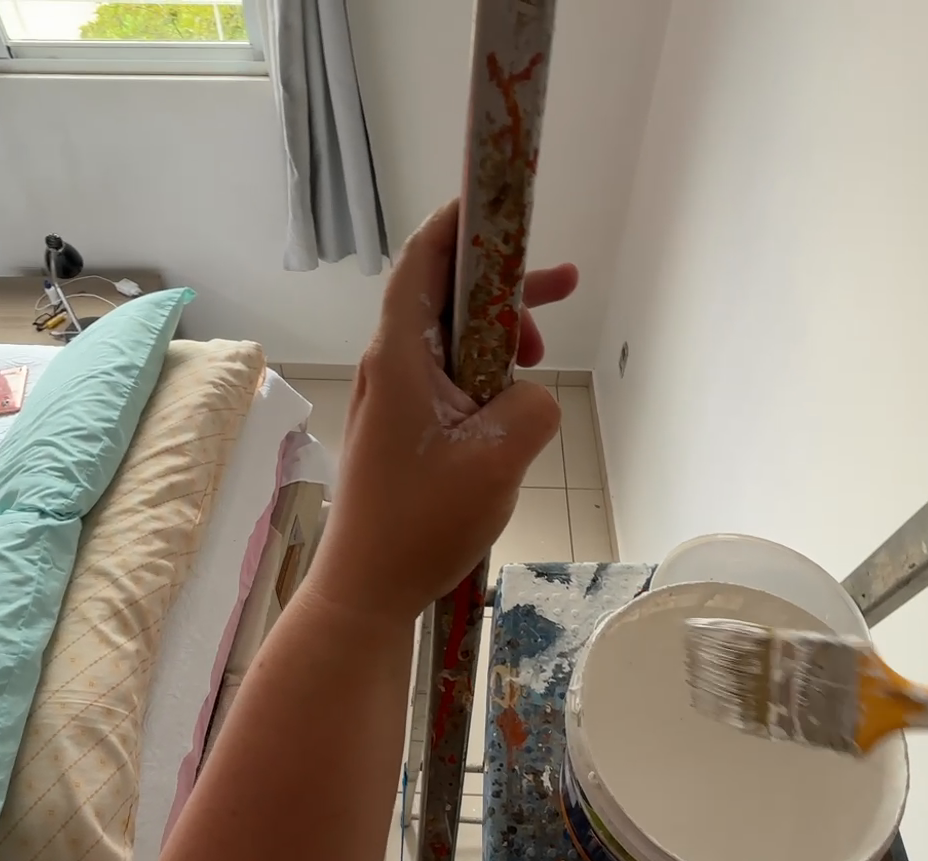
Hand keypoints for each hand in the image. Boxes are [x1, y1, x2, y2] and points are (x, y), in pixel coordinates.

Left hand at [307, 200, 578, 622]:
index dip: (461, 223)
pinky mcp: (403, 431)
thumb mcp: (499, 459)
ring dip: (499, 339)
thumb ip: (532, 407)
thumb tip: (530, 395)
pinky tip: (512, 405)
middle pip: (446, 297)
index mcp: (401, 358)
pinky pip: (448, 382)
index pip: (424, 262)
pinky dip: (484, 379)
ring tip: (542, 358)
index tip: (504, 205)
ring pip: (451, 342)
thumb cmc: (422, 523)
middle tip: (560, 291)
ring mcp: (394, 401)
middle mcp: (391, 368)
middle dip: (504, 286)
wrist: (367, 587)